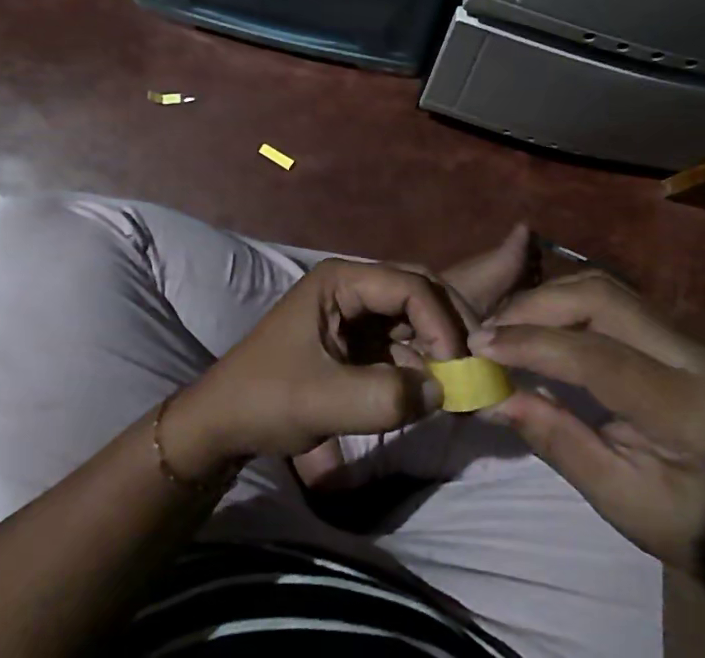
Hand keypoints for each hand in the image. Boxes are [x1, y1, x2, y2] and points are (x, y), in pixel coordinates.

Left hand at [168, 259, 467, 478]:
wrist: (224, 423)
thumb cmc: (265, 400)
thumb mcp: (324, 400)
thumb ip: (387, 397)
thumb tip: (443, 392)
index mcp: (340, 281)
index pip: (409, 285)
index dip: (441, 320)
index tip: (457, 365)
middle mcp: (353, 288)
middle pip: (420, 292)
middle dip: (452, 325)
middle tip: (480, 364)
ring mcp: (357, 315)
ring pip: (417, 319)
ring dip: (442, 348)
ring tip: (465, 384)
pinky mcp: (359, 343)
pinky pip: (404, 346)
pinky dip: (425, 366)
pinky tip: (437, 392)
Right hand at [470, 271, 704, 577]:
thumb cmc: (679, 522)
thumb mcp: (615, 496)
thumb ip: (557, 440)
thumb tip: (492, 397)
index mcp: (685, 408)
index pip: (600, 357)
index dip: (535, 345)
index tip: (480, 346)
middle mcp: (690, 357)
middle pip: (603, 298)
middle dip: (536, 307)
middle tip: (488, 331)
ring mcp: (682, 337)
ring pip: (604, 287)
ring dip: (547, 298)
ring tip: (506, 324)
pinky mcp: (668, 333)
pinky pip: (609, 296)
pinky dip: (563, 301)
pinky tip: (536, 322)